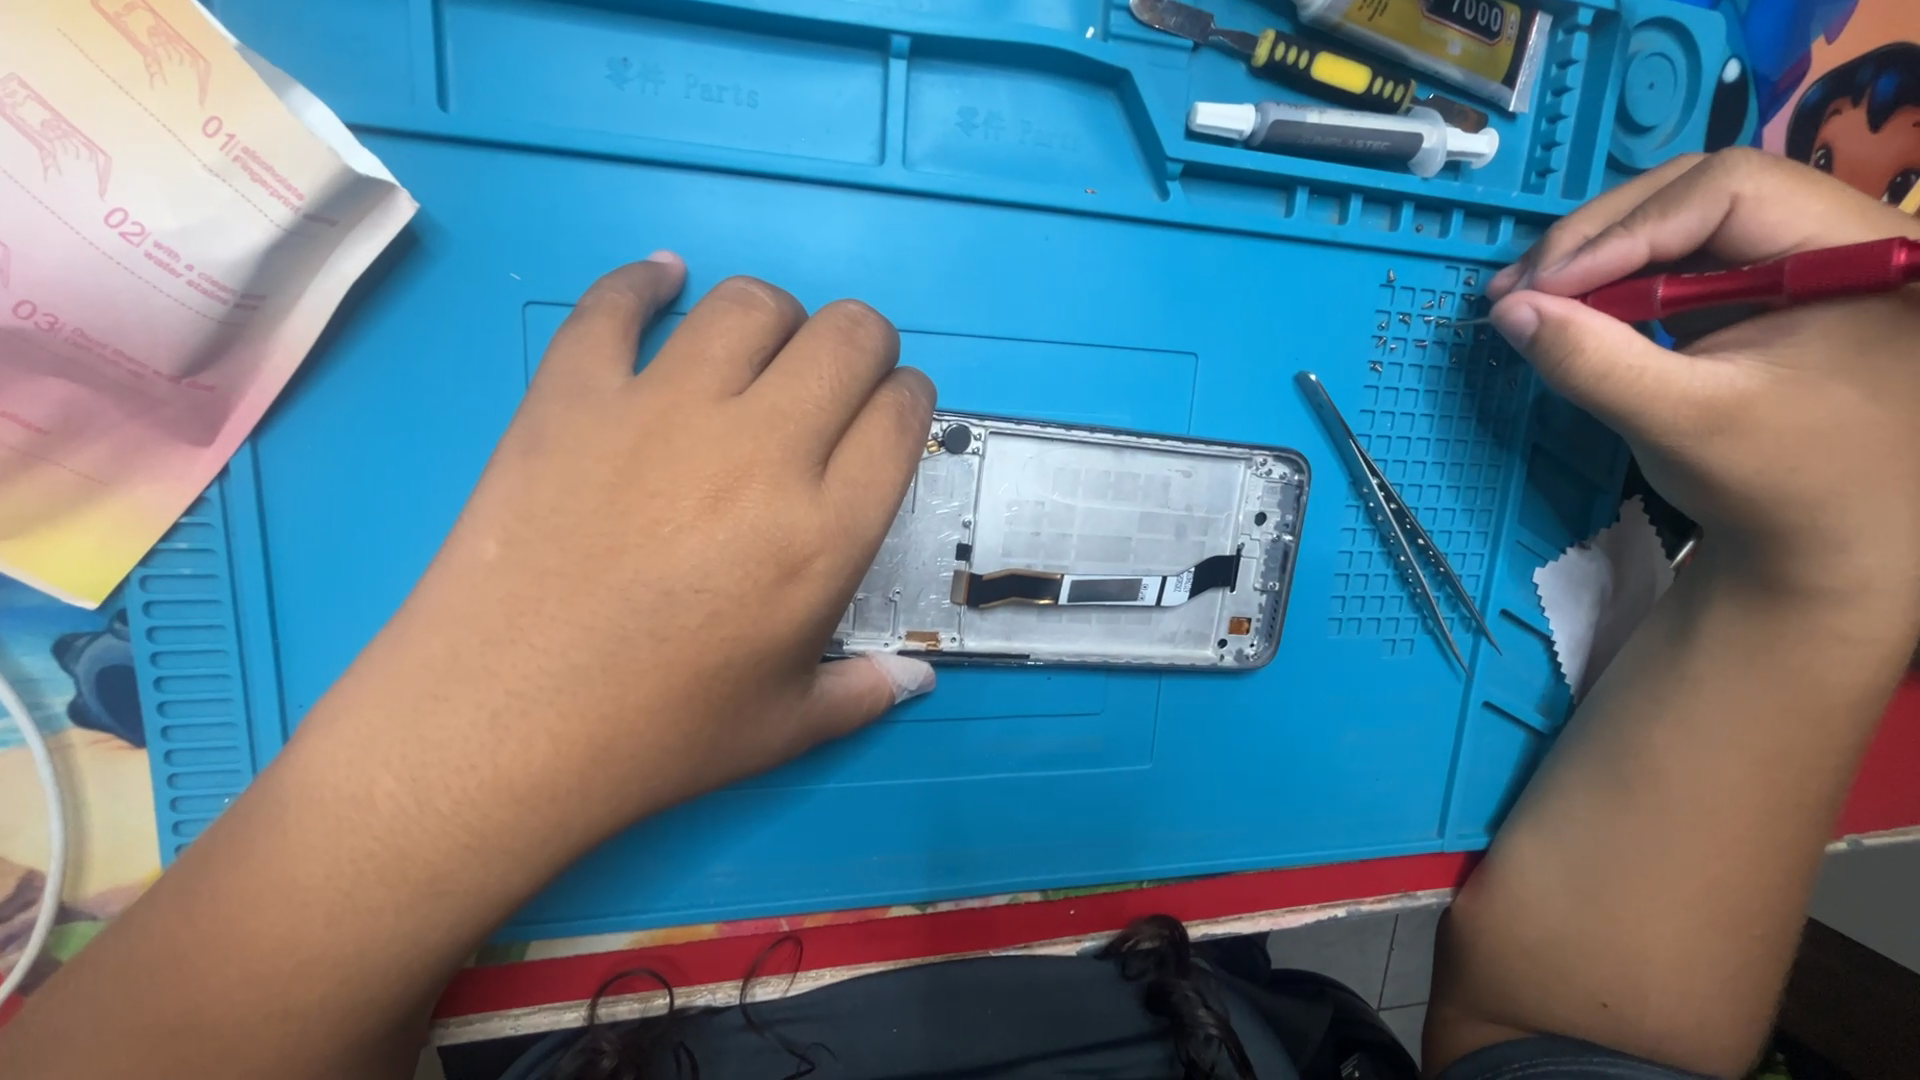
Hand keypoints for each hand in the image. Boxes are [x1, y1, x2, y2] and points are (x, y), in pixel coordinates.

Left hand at [317, 255, 937, 837]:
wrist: (497, 728)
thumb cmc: (657, 735)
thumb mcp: (786, 726)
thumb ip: (865, 692)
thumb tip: (917, 681)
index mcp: (825, 531)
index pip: (902, 414)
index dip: (911, 400)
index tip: (894, 413)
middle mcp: (761, 451)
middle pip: (848, 337)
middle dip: (865, 345)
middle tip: (842, 379)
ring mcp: (661, 413)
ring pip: (751, 305)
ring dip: (777, 317)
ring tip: (763, 350)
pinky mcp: (572, 398)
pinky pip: (615, 306)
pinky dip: (644, 281)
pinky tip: (661, 280)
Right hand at [1487, 149, 1919, 607]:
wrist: (1820, 535)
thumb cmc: (1772, 481)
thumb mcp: (1677, 421)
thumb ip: (1591, 361)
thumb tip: (1507, 309)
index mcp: (1855, 250)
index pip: (1727, 190)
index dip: (1624, 230)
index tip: (1544, 288)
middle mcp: (1830, 236)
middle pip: (1694, 192)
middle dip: (1595, 237)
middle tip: (1517, 288)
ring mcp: (1787, 262)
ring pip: (1672, 221)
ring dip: (1588, 256)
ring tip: (1523, 296)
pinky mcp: (1748, 292)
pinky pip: (1667, 260)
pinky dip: (1604, 280)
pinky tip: (1561, 304)